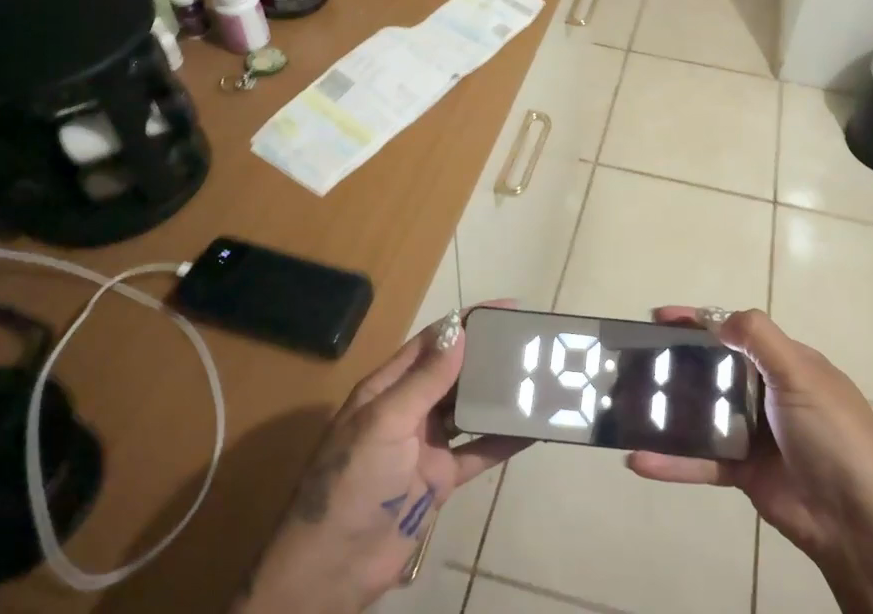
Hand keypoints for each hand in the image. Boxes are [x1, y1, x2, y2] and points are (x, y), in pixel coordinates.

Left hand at [240, 306, 528, 613]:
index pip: (432, 343)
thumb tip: (460, 331)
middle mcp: (407, 409)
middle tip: (532, 343)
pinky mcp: (440, 478)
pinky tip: (532, 429)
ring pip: (469, 409)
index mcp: (386, 388)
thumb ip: (424, 380)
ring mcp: (425, 444)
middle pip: (454, 373)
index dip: (467, 322)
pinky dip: (503, 440)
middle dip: (488, 356)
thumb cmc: (351, 482)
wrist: (334, 564)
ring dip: (498, 395)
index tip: (507, 309)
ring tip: (538, 379)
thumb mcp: (384, 423)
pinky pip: (478, 451)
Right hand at [625, 307, 872, 562]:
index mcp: (789, 365)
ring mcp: (755, 434)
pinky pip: (701, 461)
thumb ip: (760, 340)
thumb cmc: (832, 436)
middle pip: (716, 371)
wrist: (855, 520)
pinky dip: (671, 462)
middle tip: (635, 360)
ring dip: (669, 412)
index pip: (740, 332)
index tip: (660, 317)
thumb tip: (716, 318)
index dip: (702, 321)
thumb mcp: (802, 376)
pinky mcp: (743, 472)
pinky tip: (638, 461)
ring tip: (628, 405)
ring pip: (703, 416)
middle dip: (677, 363)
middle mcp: (769, 394)